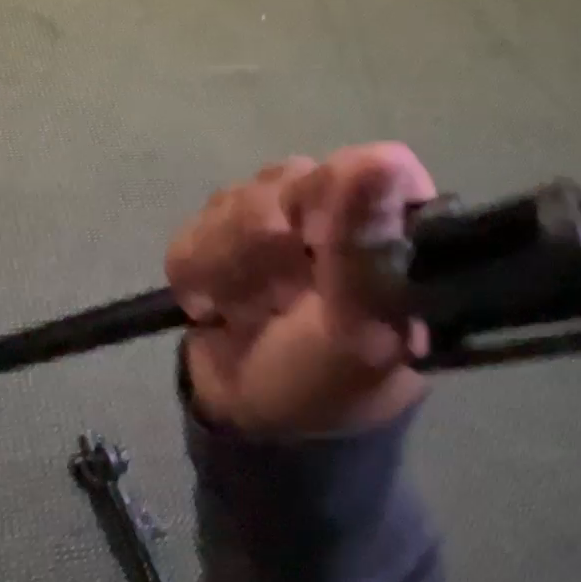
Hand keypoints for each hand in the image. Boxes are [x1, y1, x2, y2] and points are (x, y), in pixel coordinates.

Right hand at [165, 142, 436, 434]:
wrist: (253, 422)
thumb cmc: (328, 383)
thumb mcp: (359, 334)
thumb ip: (366, 251)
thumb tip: (375, 159)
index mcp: (389, 226)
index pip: (368, 165)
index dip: (331, 203)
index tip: (315, 246)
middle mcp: (334, 208)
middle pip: (285, 181)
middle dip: (270, 254)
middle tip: (284, 303)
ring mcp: (272, 217)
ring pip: (230, 203)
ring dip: (231, 273)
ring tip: (252, 313)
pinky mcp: (218, 235)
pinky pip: (190, 231)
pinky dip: (198, 280)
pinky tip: (218, 308)